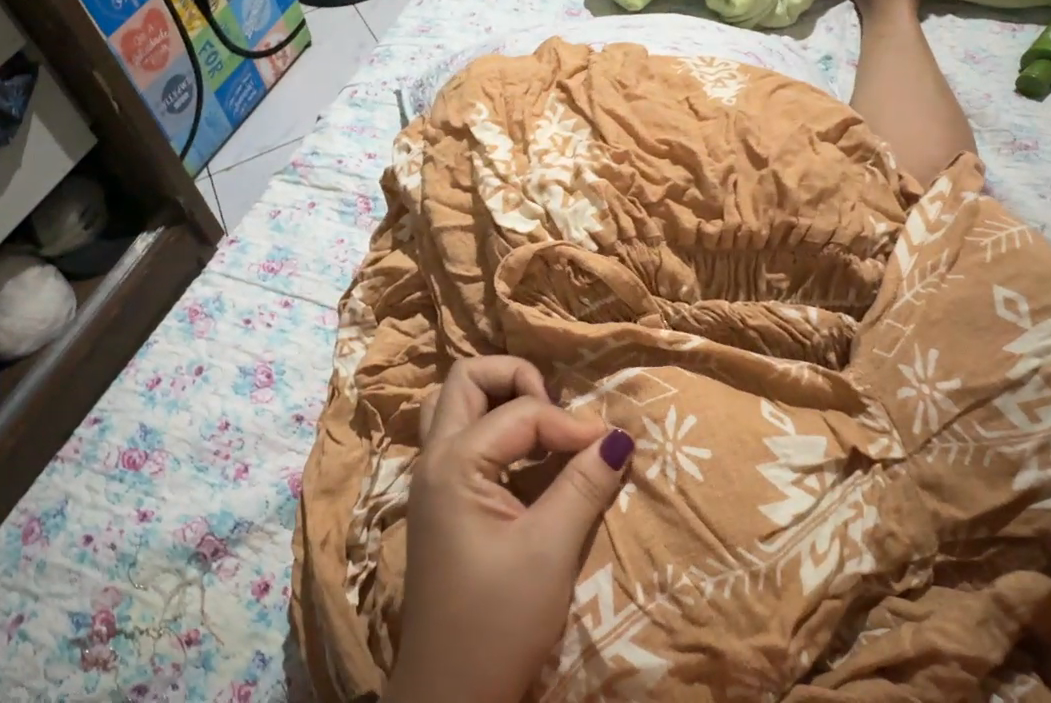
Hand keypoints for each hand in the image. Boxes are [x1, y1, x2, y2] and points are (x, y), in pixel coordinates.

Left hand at [384, 356, 633, 702]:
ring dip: (498, 399)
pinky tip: (526, 454)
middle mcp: (433, 459)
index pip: (519, 411)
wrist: (449, 691)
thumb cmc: (498, 622)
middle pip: (466, 380)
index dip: (570, 423)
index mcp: (453, 464)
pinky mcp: (441, 501)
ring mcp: (432, 480)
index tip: (612, 449)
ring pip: (454, 405)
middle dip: (516, 379)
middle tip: (559, 411)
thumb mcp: (550, 551)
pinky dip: (492, 428)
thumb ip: (582, 485)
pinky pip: (459, 438)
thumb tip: (619, 436)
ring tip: (543, 424)